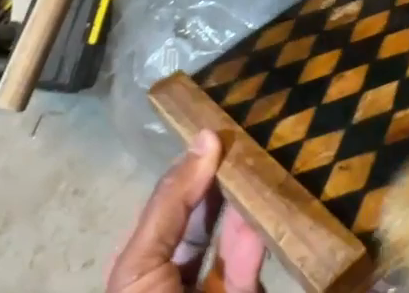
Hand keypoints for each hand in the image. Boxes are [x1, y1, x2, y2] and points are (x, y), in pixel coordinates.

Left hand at [108, 129, 268, 292]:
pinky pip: (253, 265)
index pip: (174, 203)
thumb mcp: (140, 261)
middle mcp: (181, 268)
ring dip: (248, 201)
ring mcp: (213, 284)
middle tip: (247, 137)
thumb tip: (206, 138)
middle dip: (225, 179)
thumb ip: (172, 204)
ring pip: (236, 236)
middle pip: (208, 215)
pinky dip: (260, 236)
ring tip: (260, 159)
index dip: (194, 168)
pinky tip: (267, 204)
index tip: (218, 131)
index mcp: (147, 259)